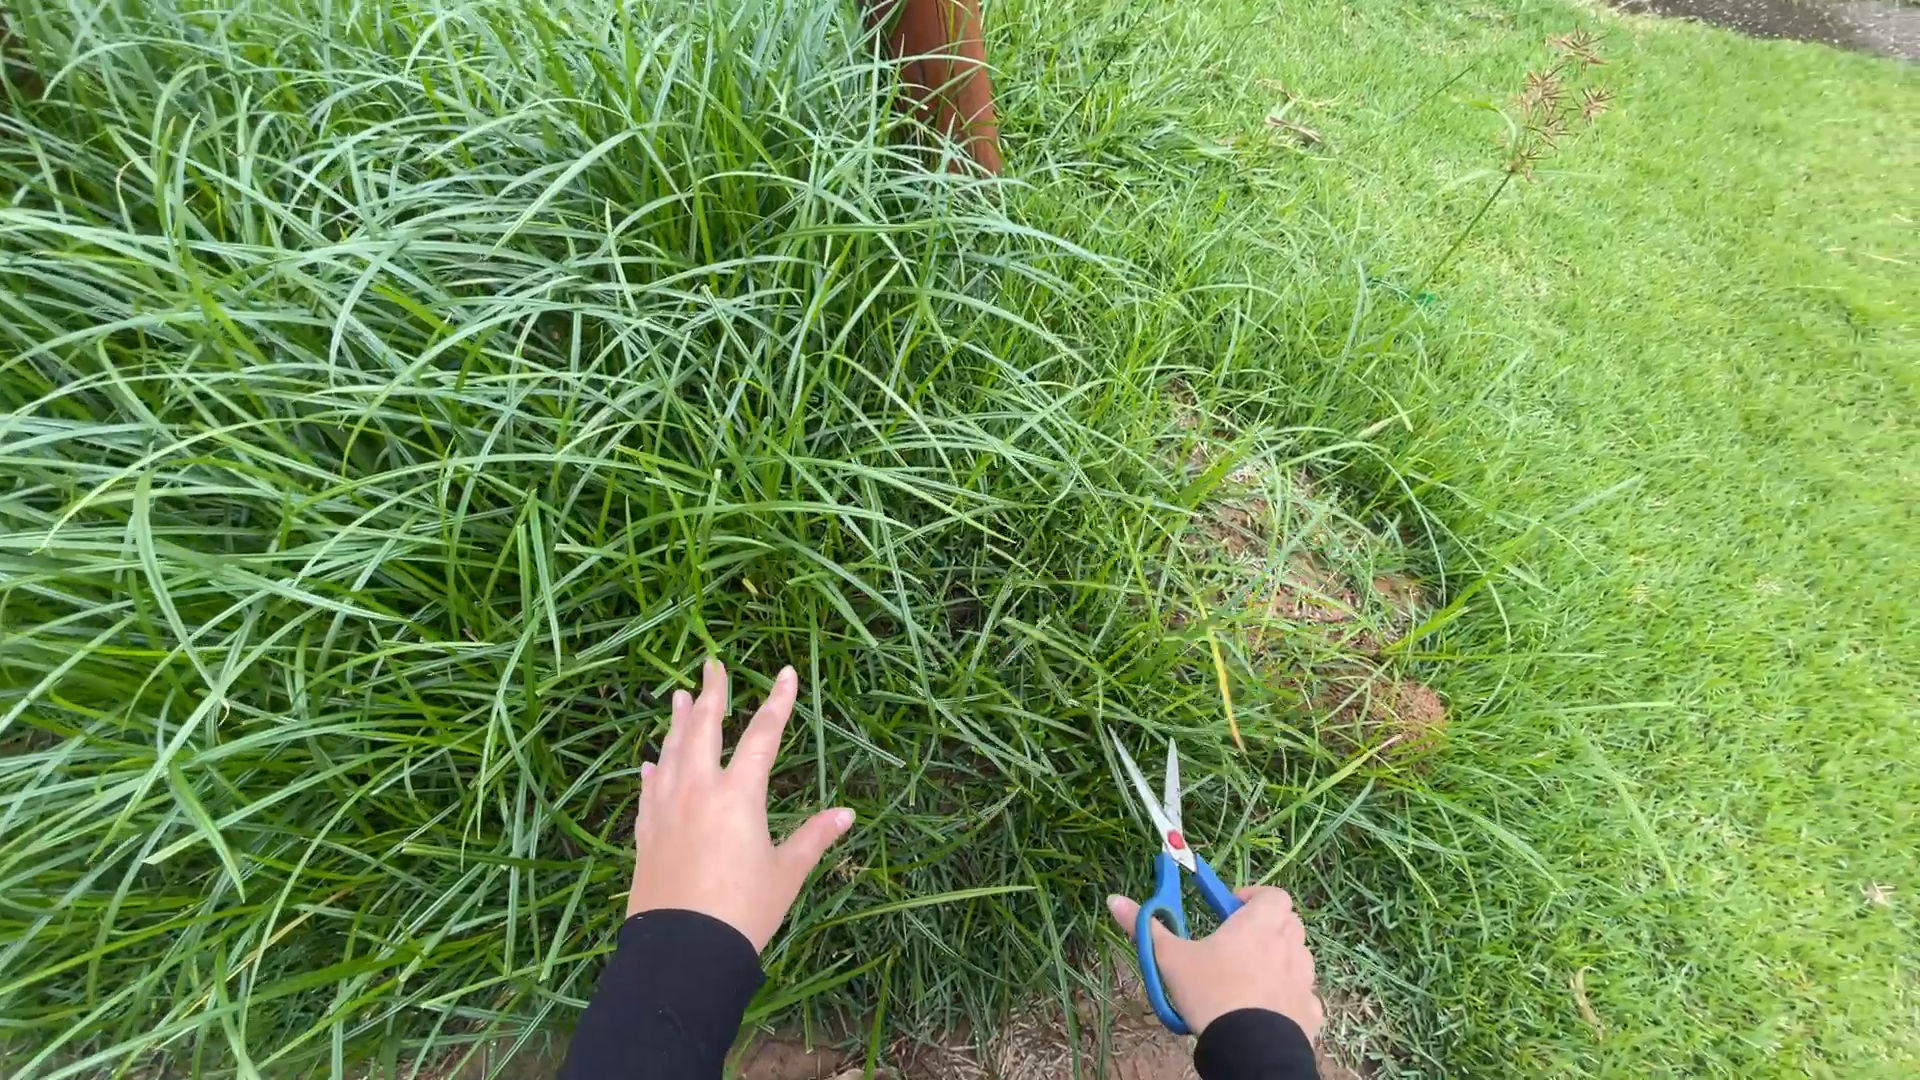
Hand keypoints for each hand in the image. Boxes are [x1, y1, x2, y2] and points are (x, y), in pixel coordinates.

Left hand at [628, 658, 854, 950]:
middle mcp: (698, 789)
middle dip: (711, 692)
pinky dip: (652, 768)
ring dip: (677, 721)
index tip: (786, 672)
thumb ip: (815, 837)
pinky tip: (649, 761)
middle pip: (704, 727)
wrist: (679, 956)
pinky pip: (648, 788)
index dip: (778, 700)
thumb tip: (847, 813)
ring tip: (679, 696)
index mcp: (738, 794)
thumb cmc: (742, 912)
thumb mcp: (786, 873)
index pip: (763, 733)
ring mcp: (667, 808)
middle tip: (711, 663)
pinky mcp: (646, 833)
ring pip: (671, 751)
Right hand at [1106, 885, 1323, 1039]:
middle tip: (1239, 938)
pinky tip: (1269, 1006)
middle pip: (1289, 921)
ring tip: (1252, 972)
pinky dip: (1291, 995)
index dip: (1255, 896)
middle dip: (1268, 924)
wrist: (1249, 1052)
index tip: (1231, 909)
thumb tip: (1114, 899)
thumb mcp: (1171, 959)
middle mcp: (1287, 947)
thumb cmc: (1211, 993)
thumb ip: (1145, 927)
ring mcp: (1303, 982)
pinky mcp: (1311, 1015)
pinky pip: (1306, 995)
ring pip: (1300, 956)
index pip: (1274, 895)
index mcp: (1257, 926)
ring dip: (1282, 956)